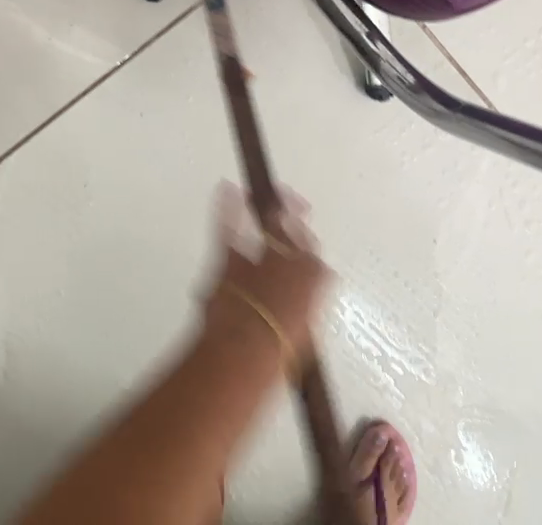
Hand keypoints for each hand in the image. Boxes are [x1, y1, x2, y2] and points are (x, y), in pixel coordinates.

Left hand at [200, 183, 329, 364]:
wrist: (245, 347)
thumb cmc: (277, 353)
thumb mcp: (301, 336)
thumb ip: (304, 313)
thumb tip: (302, 310)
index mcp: (313, 282)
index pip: (316, 260)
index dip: (310, 250)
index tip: (307, 244)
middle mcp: (290, 261)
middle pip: (296, 234)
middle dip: (296, 219)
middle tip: (298, 206)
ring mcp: (259, 254)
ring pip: (269, 223)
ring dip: (272, 208)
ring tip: (275, 195)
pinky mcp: (230, 257)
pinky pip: (228, 225)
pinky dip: (226, 206)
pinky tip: (225, 187)